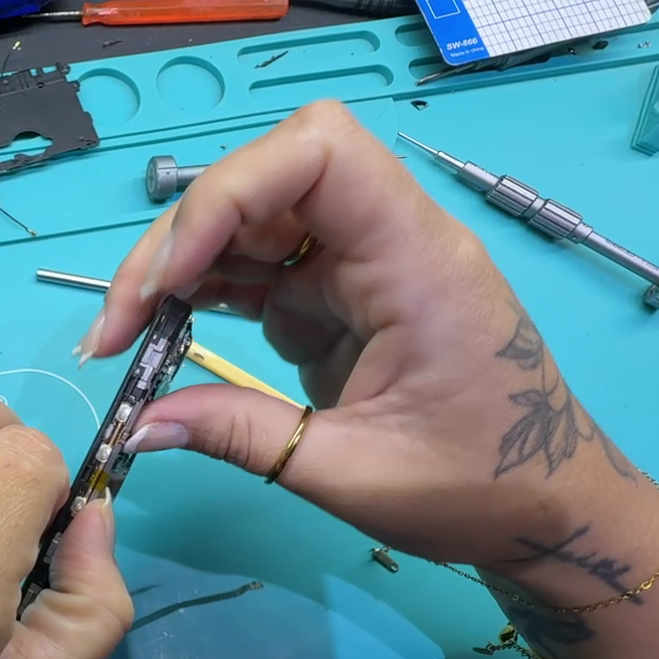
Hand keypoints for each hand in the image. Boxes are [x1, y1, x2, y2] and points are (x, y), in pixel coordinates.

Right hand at [81, 101, 652, 578]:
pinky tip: (157, 335)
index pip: (317, 154)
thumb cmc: (475, 487)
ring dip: (172, 270)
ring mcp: (349, 266)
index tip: (169, 281)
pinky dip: (194, 295)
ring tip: (121, 336)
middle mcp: (380, 241)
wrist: (540, 504)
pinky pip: (246, 271)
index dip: (227, 193)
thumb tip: (136, 425)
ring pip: (241, 224)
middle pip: (259, 183)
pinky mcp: (325, 297)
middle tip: (118, 327)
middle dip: (176, 243)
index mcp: (415, 260)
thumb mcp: (351, 472)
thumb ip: (241, 436)